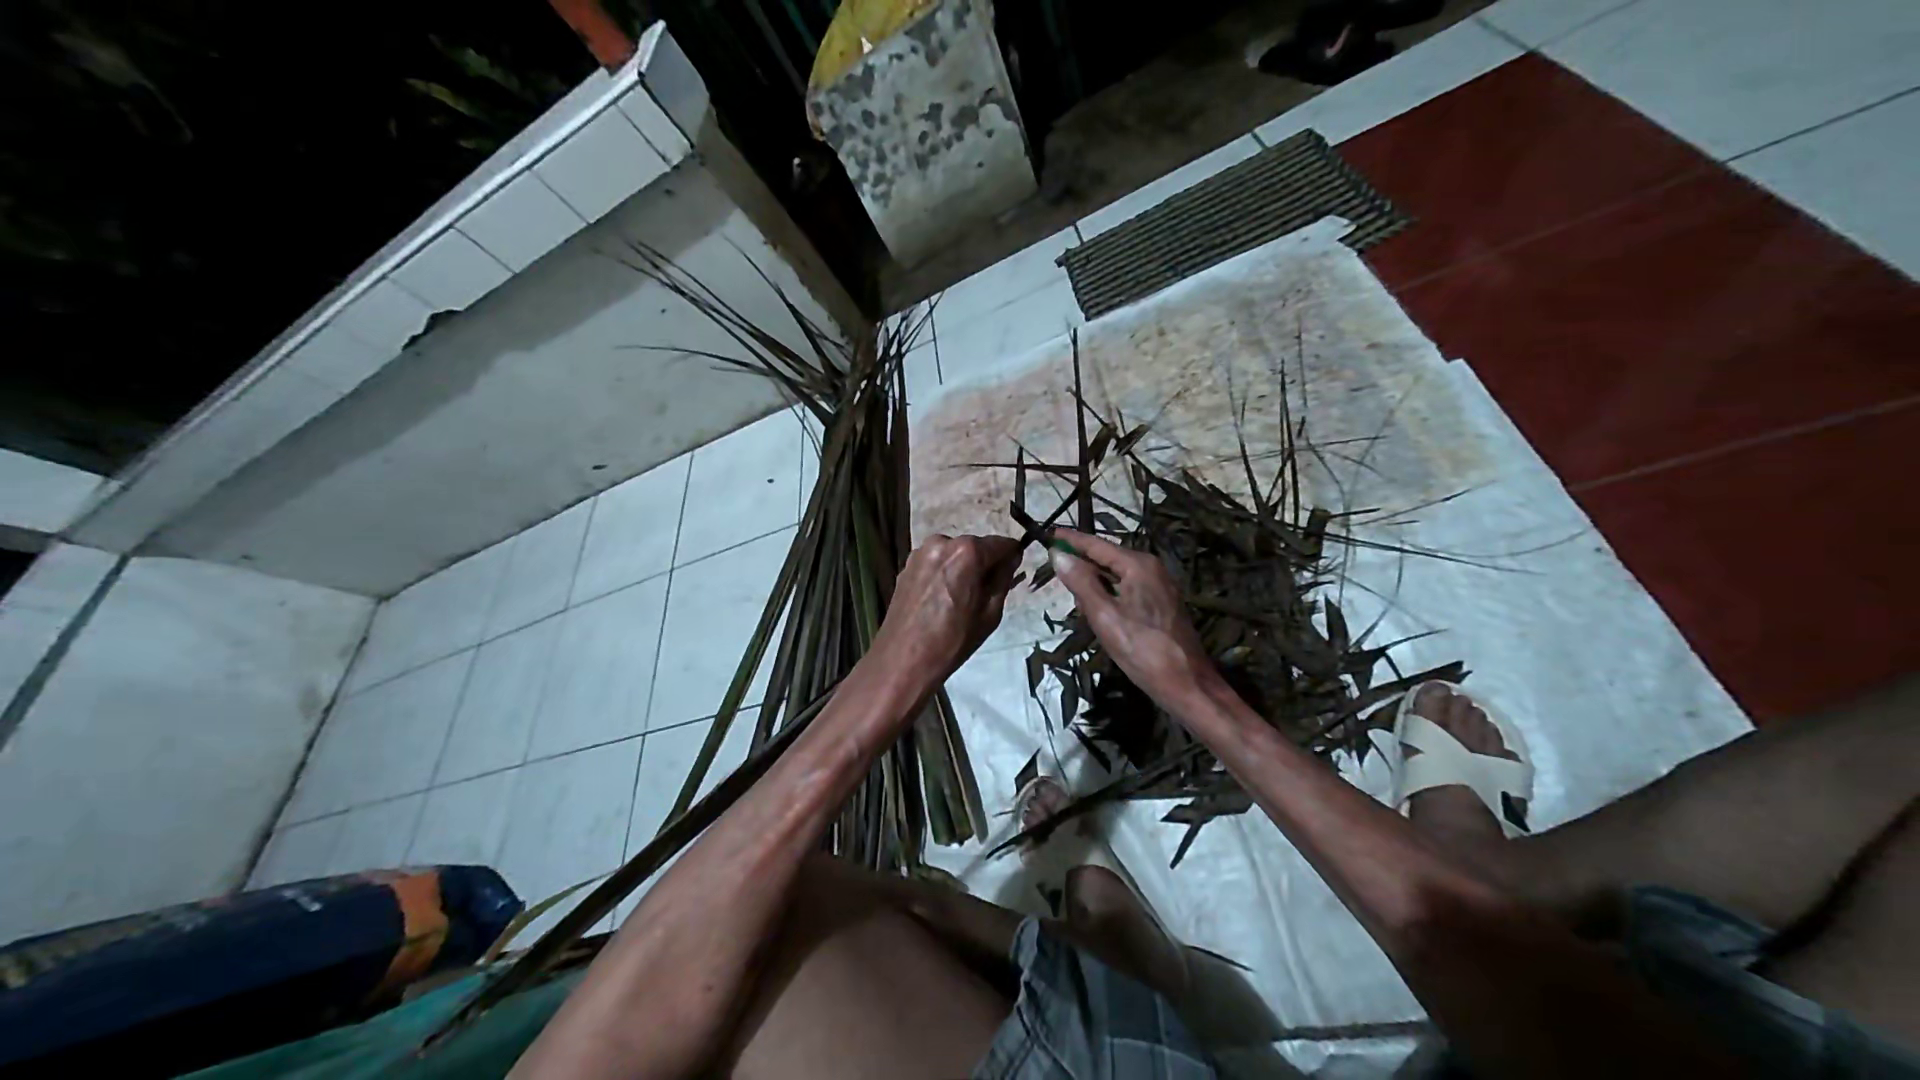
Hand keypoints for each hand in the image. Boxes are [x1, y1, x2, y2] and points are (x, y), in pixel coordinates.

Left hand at [870, 533, 1020, 688]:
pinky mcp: (907, 565)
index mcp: (967, 551)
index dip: (1011, 557)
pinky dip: (944, 574)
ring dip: (963, 568)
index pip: (1001, 544)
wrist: (904, 659)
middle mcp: (942, 542)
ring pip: (954, 554)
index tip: (1013, 573)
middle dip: (984, 564)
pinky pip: (936, 563)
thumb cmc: (953, 640)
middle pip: (975, 546)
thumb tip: (1010, 559)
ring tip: (960, 599)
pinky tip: (941, 599)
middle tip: (985, 593)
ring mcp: (920, 552)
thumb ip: (1003, 579)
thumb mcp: (990, 612)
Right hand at [1047, 528, 1219, 708]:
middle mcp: (1152, 569)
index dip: (1072, 540)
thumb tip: (1058, 555)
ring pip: (1117, 575)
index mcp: (1139, 565)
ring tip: (1072, 592)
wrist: (1186, 683)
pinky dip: (1108, 593)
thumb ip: (1081, 582)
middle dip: (1082, 562)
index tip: (1049, 534)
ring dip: (1094, 581)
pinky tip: (1096, 609)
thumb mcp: (1104, 616)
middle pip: (1108, 558)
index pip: (1097, 545)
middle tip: (1054, 569)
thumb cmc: (1142, 650)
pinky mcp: (1161, 605)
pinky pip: (1128, 588)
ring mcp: (1159, 587)